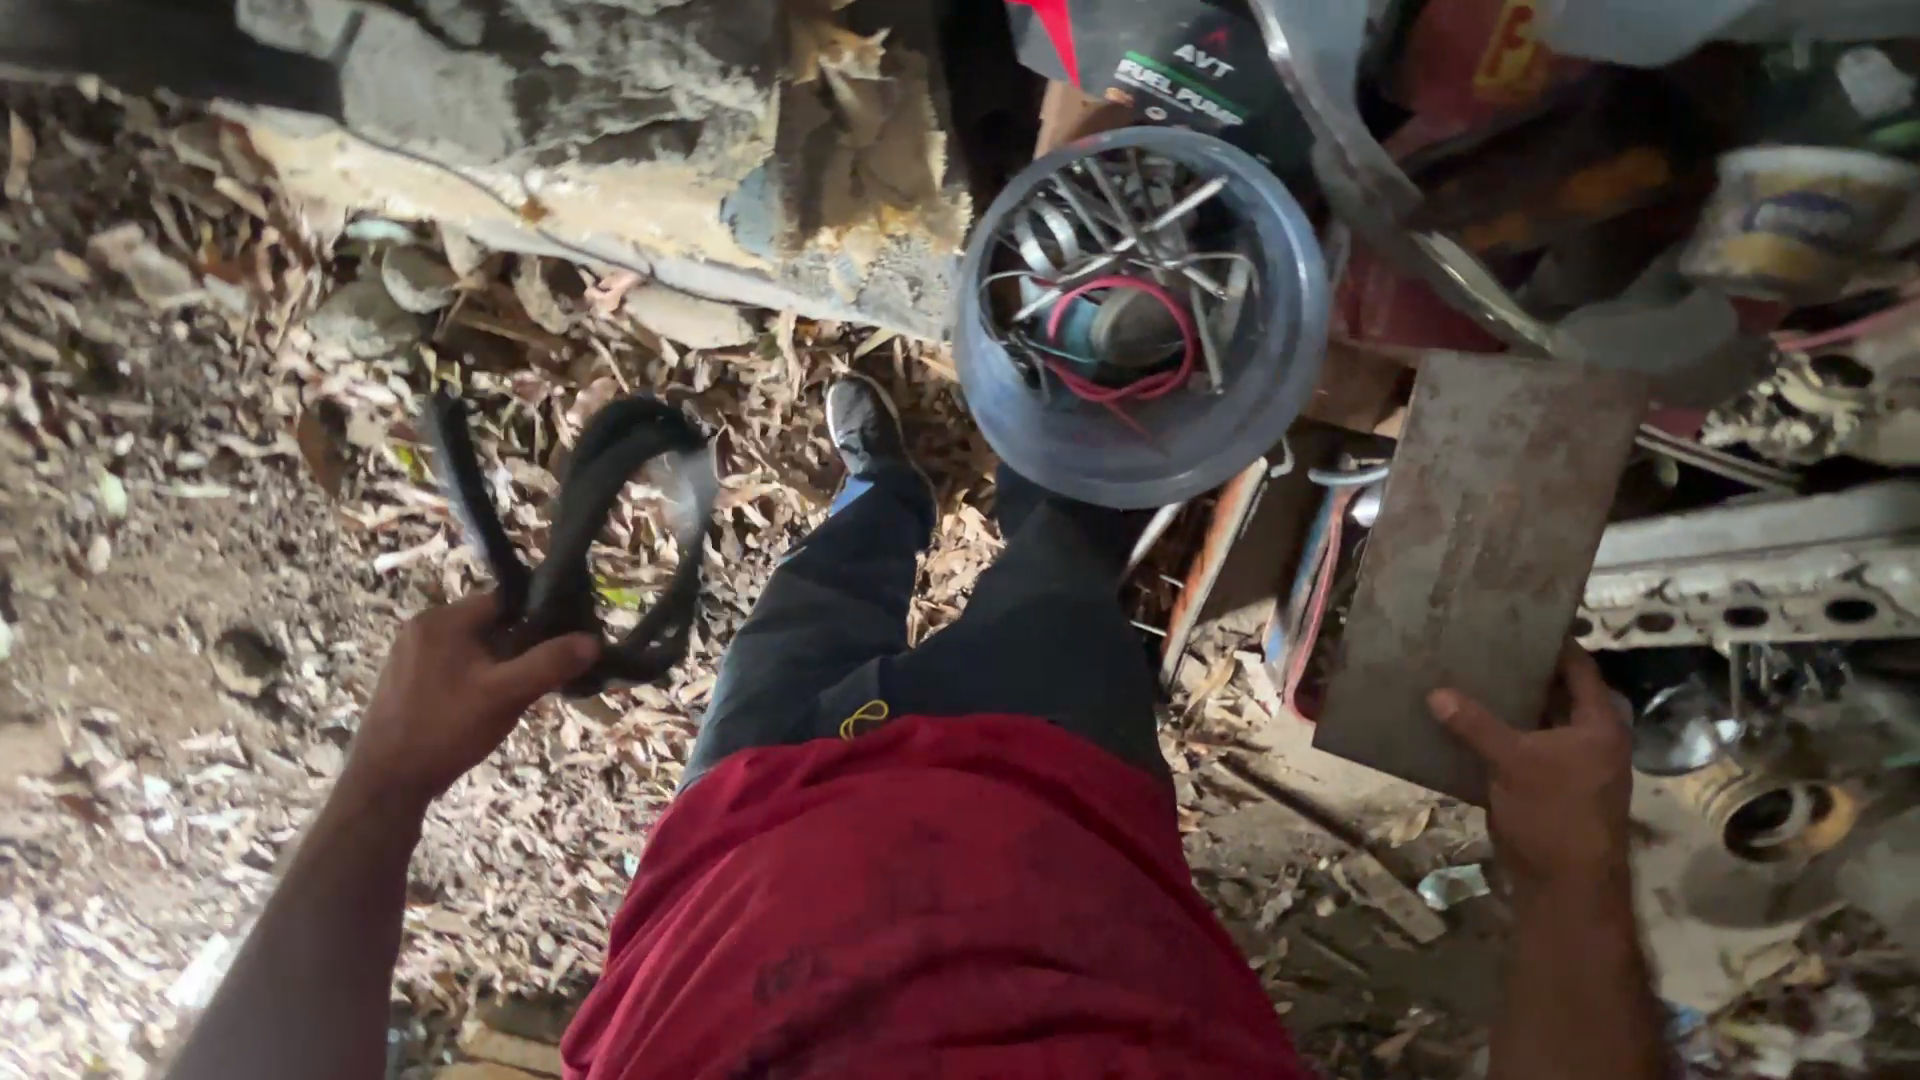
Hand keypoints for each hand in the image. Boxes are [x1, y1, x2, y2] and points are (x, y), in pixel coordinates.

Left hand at [343, 593, 598, 808]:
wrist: (384, 784)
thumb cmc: (445, 729)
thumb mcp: (507, 694)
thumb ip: (551, 663)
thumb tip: (594, 641)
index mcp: (442, 621)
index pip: (506, 600)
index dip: (541, 616)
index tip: (567, 639)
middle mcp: (423, 628)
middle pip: (493, 623)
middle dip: (524, 645)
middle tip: (548, 672)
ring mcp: (412, 654)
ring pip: (478, 646)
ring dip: (505, 663)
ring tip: (524, 692)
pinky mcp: (408, 679)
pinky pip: (459, 664)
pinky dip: (483, 676)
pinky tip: (493, 704)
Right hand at [1427, 643, 1632, 899]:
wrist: (1562, 884)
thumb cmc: (1555, 815)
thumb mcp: (1514, 763)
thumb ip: (1475, 724)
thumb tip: (1435, 692)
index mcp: (1597, 727)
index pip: (1579, 670)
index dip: (1554, 643)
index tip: (1519, 616)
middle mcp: (1583, 738)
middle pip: (1550, 691)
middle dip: (1516, 668)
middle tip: (1476, 639)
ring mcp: (1559, 761)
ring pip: (1526, 717)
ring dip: (1497, 700)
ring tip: (1456, 669)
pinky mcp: (1534, 780)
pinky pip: (1508, 742)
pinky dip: (1484, 729)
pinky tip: (1450, 715)